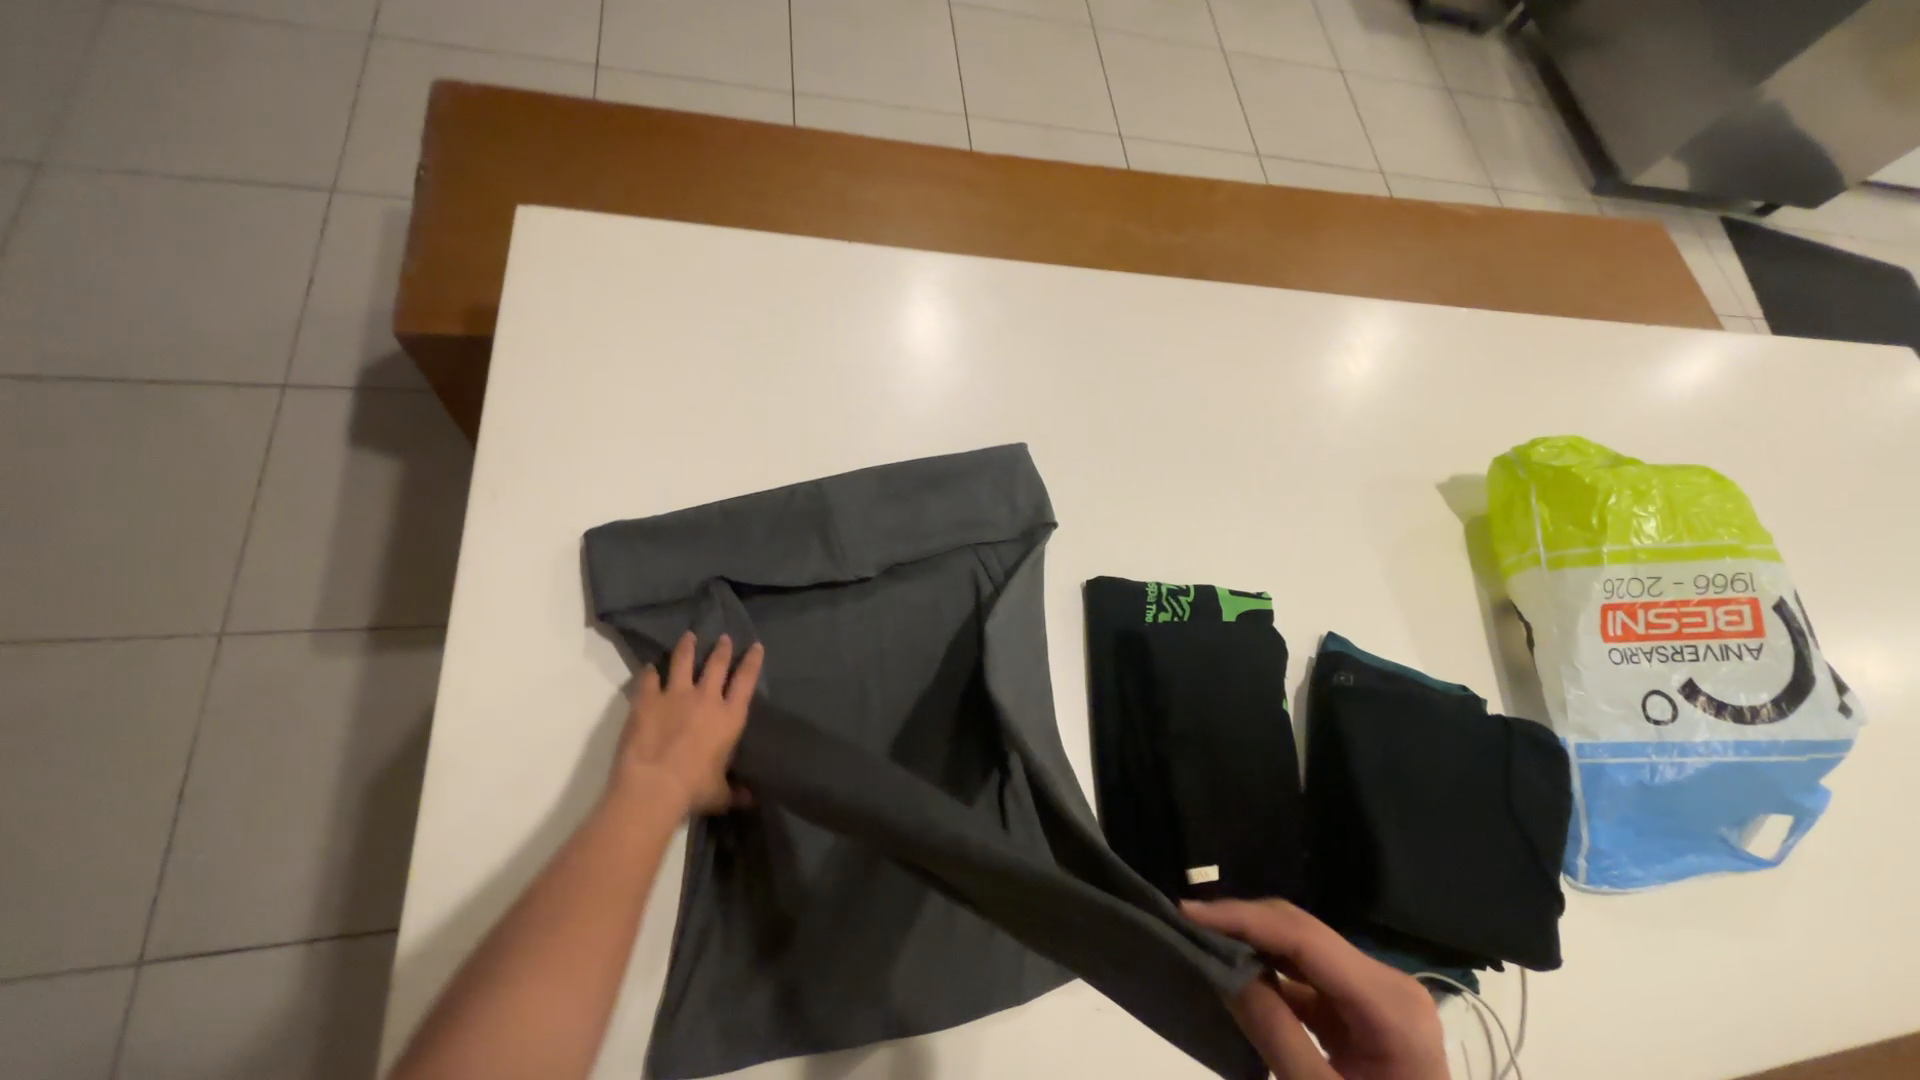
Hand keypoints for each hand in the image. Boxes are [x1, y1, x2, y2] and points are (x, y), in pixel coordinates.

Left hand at [613, 632, 763, 814]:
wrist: (653, 786)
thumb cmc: (694, 790)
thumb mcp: (720, 794)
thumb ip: (735, 792)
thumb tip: (750, 800)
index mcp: (730, 717)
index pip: (746, 681)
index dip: (752, 661)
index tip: (755, 645)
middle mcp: (706, 698)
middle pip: (717, 664)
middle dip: (722, 649)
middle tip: (723, 637)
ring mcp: (675, 695)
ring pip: (683, 662)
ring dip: (687, 648)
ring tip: (689, 636)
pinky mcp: (647, 700)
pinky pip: (650, 679)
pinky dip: (650, 672)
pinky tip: (650, 667)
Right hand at [1185, 899, 1447, 1079]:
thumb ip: (1272, 1031)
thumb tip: (1224, 968)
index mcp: (1389, 1002)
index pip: (1302, 937)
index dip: (1242, 919)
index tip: (1186, 912)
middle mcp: (1388, 983)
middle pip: (1303, 934)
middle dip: (1243, 925)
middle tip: (1186, 924)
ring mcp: (1378, 997)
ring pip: (1301, 952)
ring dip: (1252, 945)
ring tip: (1201, 941)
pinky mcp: (1364, 1014)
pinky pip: (1308, 980)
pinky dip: (1269, 976)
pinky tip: (1234, 974)